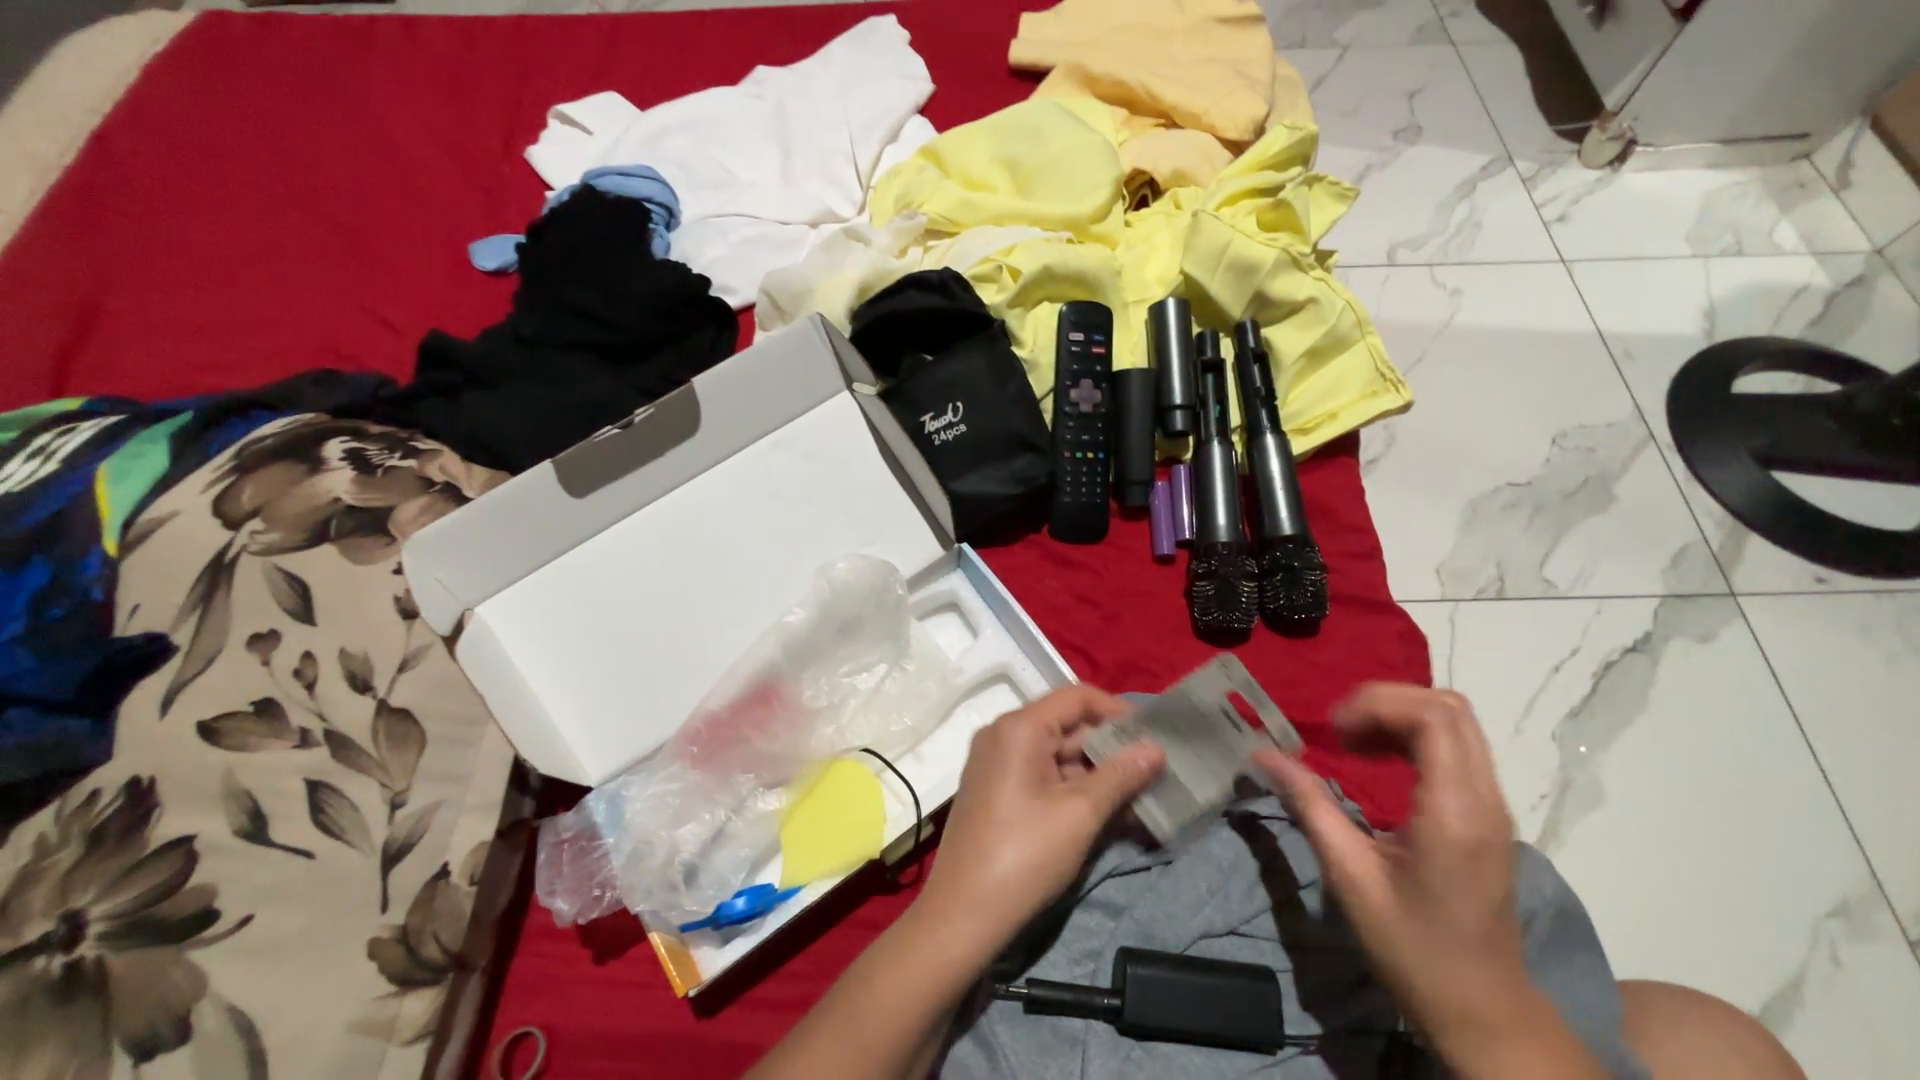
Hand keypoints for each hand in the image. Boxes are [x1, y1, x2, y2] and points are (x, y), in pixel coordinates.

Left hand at [921, 684, 1163, 950]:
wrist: (963, 915)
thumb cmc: (1024, 856)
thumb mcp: (1081, 813)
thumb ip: (1121, 775)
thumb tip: (1156, 748)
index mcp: (1018, 728)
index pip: (1076, 697)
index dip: (1118, 712)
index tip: (1154, 736)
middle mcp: (1002, 736)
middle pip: (1067, 725)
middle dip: (1111, 748)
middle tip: (1154, 772)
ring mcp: (995, 764)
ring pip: (1057, 754)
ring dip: (1096, 773)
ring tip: (1138, 797)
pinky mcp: (996, 792)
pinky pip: (1042, 775)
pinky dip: (1073, 788)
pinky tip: (1107, 813)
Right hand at [1253, 683, 1530, 1053]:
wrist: (1480, 1005)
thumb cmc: (1410, 947)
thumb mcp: (1349, 876)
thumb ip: (1310, 806)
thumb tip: (1263, 755)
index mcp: (1453, 810)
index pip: (1432, 716)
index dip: (1376, 706)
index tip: (1331, 734)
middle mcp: (1484, 797)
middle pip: (1449, 708)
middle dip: (1387, 703)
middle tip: (1339, 733)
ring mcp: (1493, 805)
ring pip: (1458, 723)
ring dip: (1401, 718)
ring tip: (1353, 744)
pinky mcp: (1489, 816)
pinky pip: (1459, 749)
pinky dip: (1416, 738)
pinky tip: (1379, 765)